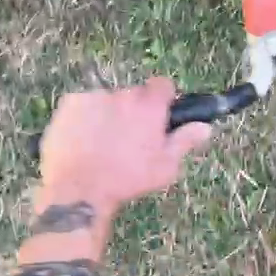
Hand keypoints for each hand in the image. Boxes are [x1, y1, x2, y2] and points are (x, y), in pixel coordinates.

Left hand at [38, 78, 212, 207]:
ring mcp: (94, 97)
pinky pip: (83, 106)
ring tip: (102, 145)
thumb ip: (185, 141)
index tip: (159, 114)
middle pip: (133, 95)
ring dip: (108, 115)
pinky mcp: (70, 103)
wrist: (79, 189)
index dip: (163, 98)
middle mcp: (123, 95)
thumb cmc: (127, 180)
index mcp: (149, 106)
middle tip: (130, 139)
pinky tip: (83, 142)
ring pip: (107, 101)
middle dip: (133, 111)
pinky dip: (84, 118)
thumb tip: (205, 127)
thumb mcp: (164, 167)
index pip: (163, 85)